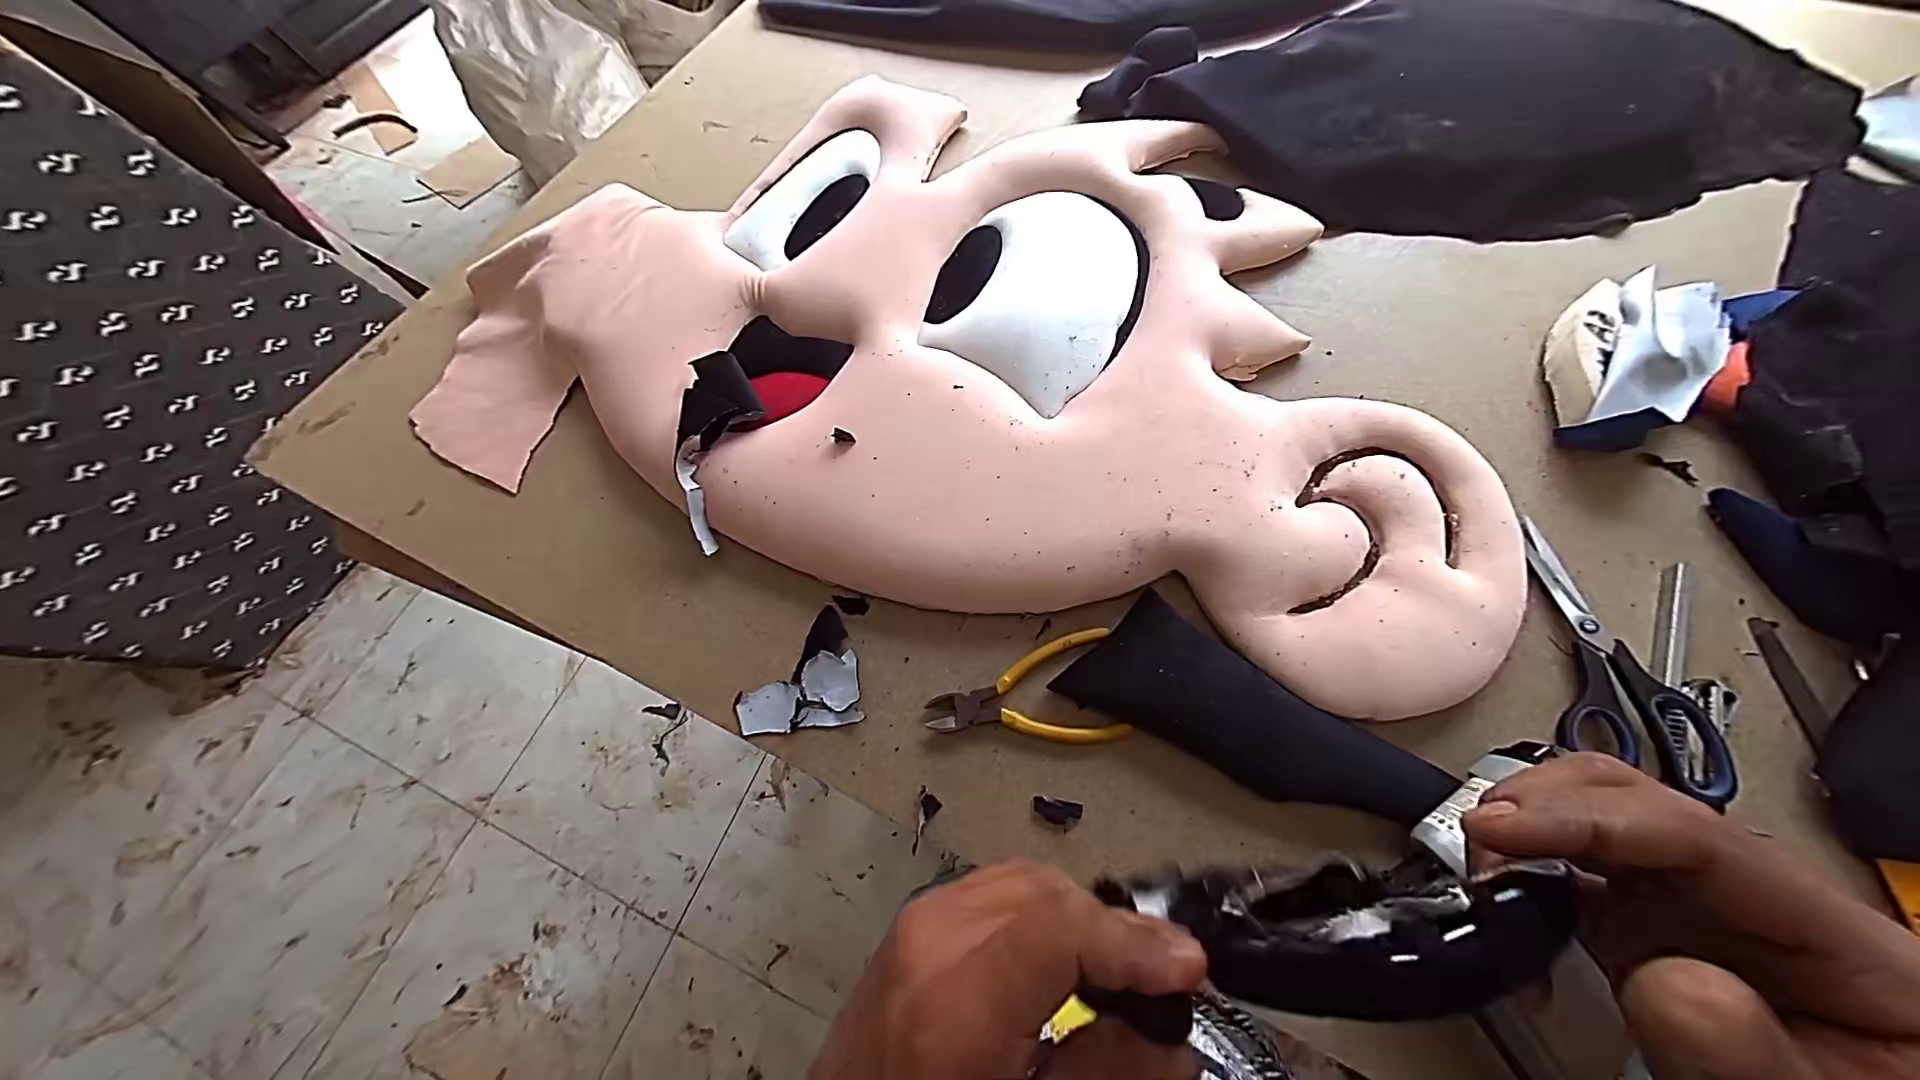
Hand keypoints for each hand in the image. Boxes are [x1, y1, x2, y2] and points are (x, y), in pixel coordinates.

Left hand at [805, 858, 1206, 1079]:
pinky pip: (996, 887)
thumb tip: (1171, 1034)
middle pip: (1046, 894)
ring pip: (1025, 880)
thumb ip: (1104, 1071)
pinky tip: (1063, 949)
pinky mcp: (917, 916)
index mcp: (953, 1000)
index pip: (1055, 926)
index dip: (1129, 940)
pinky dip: (1042, 908)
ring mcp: (918, 917)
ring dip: (1079, 914)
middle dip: (1111, 929)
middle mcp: (931, 937)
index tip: (1189, 965)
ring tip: (1119, 964)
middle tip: (1163, 974)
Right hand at [1463, 753, 1919, 1079]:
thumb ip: (1748, 1051)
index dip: (1579, 815)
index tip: (1495, 828)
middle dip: (1535, 802)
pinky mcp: (1632, 921)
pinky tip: (1502, 907)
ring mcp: (1683, 905)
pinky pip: (1559, 864)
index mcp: (1829, 933)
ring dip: (1516, 828)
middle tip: (1482, 844)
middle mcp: (1746, 898)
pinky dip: (1513, 870)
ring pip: (1578, 812)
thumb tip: (1659, 972)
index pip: (1686, 830)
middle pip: (1622, 795)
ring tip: (1485, 876)